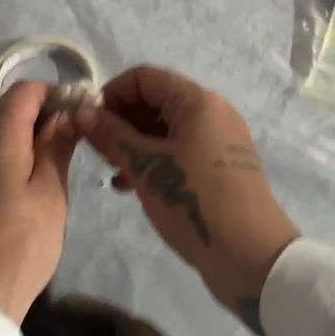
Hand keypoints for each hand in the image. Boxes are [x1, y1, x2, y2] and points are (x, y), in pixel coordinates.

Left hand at [0, 81, 77, 323]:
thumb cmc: (20, 244)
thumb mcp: (50, 193)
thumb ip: (55, 146)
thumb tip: (63, 113)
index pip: (23, 92)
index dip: (53, 93)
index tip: (79, 111)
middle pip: (3, 107)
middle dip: (37, 109)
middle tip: (69, 134)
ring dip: (21, 131)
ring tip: (53, 156)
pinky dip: (6, 150)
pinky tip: (26, 176)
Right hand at [76, 66, 299, 335]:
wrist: (252, 257)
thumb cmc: (194, 202)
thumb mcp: (146, 167)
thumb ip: (111, 135)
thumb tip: (82, 113)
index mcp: (197, 101)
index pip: (143, 77)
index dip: (110, 93)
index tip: (87, 122)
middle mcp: (210, 112)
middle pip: (154, 101)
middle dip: (120, 120)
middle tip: (94, 149)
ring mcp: (217, 140)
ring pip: (164, 129)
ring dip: (133, 143)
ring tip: (111, 170)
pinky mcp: (218, 167)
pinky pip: (177, 151)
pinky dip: (152, 160)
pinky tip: (130, 185)